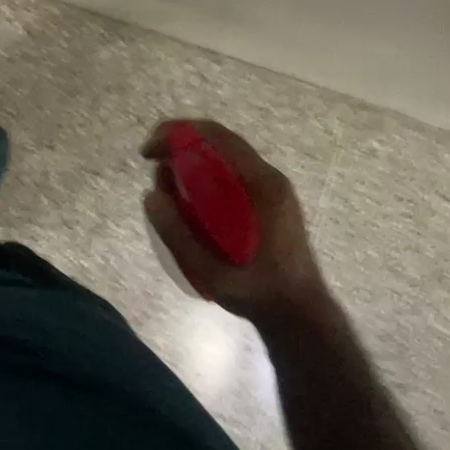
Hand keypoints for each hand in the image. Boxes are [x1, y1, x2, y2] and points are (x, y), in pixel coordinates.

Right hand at [141, 120, 329, 326]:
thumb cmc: (259, 294)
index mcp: (262, 186)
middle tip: (152, 167)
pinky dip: (201, 173)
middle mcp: (269, 177)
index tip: (148, 153)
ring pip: (222, 155)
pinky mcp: (267, 199)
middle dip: (177, 143)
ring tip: (166, 188)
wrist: (301, 316)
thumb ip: (178, 235)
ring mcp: (270, 187)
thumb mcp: (212, 273)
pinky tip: (186, 198)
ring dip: (188, 160)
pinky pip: (229, 172)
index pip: (215, 137)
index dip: (175, 134)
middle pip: (217, 140)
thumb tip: (150, 195)